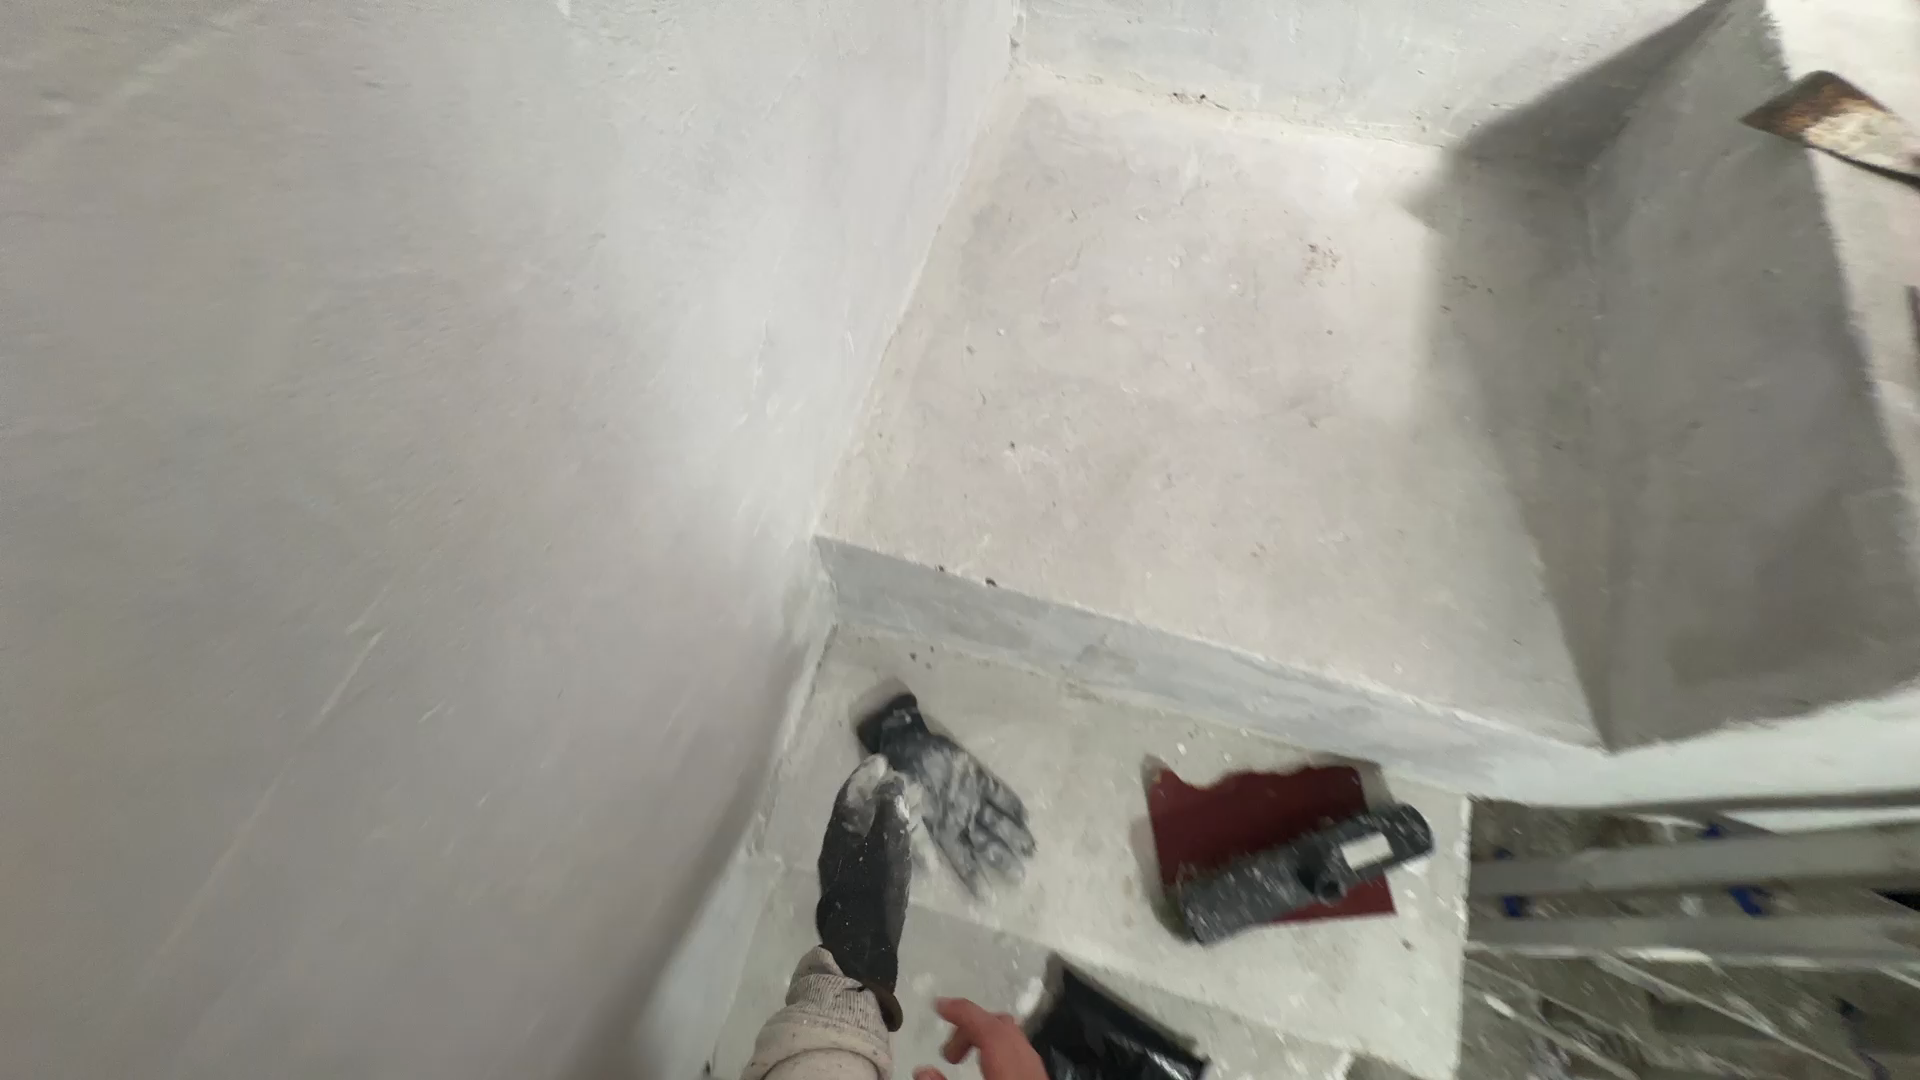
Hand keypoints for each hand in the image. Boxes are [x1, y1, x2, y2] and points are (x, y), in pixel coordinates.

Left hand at [815, 755, 911, 1029]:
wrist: (860, 946)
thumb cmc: (873, 891)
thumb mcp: (886, 845)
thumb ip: (889, 811)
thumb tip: (892, 784)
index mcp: (840, 832)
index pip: (850, 793)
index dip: (866, 775)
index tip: (882, 761)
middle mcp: (838, 844)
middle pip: (858, 809)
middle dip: (879, 792)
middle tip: (900, 779)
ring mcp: (846, 865)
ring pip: (866, 828)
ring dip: (886, 812)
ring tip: (910, 802)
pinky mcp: (857, 882)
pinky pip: (872, 845)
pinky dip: (888, 833)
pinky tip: (906, 835)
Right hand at [858, 693, 1035, 894]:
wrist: (906, 746)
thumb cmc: (902, 781)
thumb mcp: (904, 812)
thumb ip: (918, 839)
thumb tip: (931, 870)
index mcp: (943, 831)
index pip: (963, 860)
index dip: (975, 879)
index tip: (990, 899)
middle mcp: (961, 819)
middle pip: (986, 844)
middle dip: (1003, 859)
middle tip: (1022, 876)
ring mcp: (970, 798)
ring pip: (995, 821)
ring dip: (1012, 834)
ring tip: (1030, 848)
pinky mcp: (976, 777)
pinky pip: (997, 792)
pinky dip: (1010, 803)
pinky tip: (1024, 816)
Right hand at [912, 997, 1047, 1079]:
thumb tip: (922, 1070)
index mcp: (1008, 1062)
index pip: (985, 1024)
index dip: (960, 1010)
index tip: (937, 1005)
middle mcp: (1027, 1060)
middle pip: (1001, 1025)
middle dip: (971, 1027)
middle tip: (948, 1052)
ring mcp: (1038, 1070)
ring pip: (1014, 1038)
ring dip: (986, 1039)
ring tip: (962, 1059)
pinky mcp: (1040, 1078)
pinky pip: (1021, 1053)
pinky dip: (1000, 1051)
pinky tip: (987, 1070)